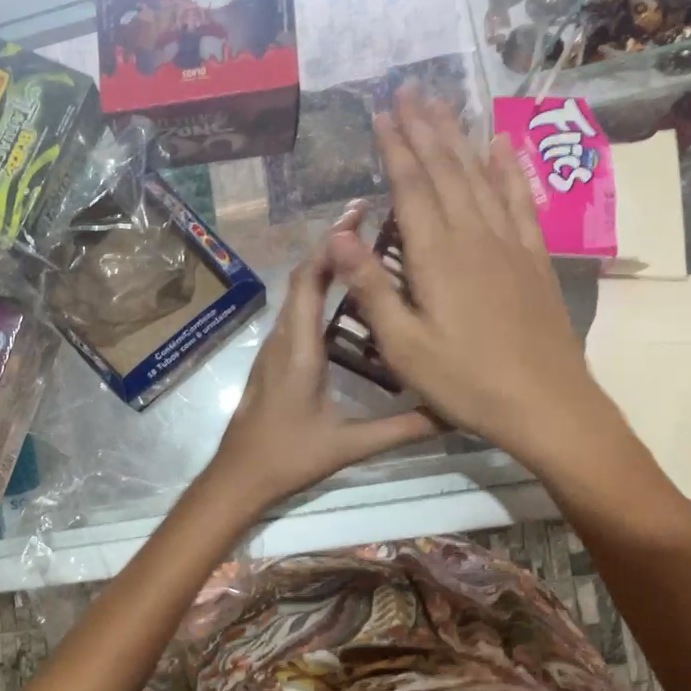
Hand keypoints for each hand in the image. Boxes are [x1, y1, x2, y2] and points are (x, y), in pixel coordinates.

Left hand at [205, 209, 440, 511]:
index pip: (308, 281)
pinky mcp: (273, 361)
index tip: (359, 214)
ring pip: (297, 296)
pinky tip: (345, 299)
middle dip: (332, 246)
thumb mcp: (348, 445)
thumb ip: (401, 429)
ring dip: (325, 267)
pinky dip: (318, 293)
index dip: (330, 244)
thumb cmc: (287, 458)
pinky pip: (295, 314)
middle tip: (370, 219)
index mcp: (298, 350)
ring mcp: (273, 349)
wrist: (238, 477)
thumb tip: (453, 413)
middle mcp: (282, 340)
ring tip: (365, 250)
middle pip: (302, 279)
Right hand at [329, 86, 611, 466]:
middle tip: (410, 89)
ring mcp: (509, 245)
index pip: (411, 189)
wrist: (546, 404)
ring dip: (460, 139)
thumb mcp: (403, 345)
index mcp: (437, 257)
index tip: (381, 113)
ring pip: (481, 177)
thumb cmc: (464, 381)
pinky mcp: (533, 259)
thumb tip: (336, 235)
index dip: (395, 149)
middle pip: (447, 171)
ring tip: (444, 105)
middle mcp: (474, 237)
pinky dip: (507, 170)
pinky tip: (500, 148)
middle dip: (425, 129)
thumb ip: (371, 287)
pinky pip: (520, 201)